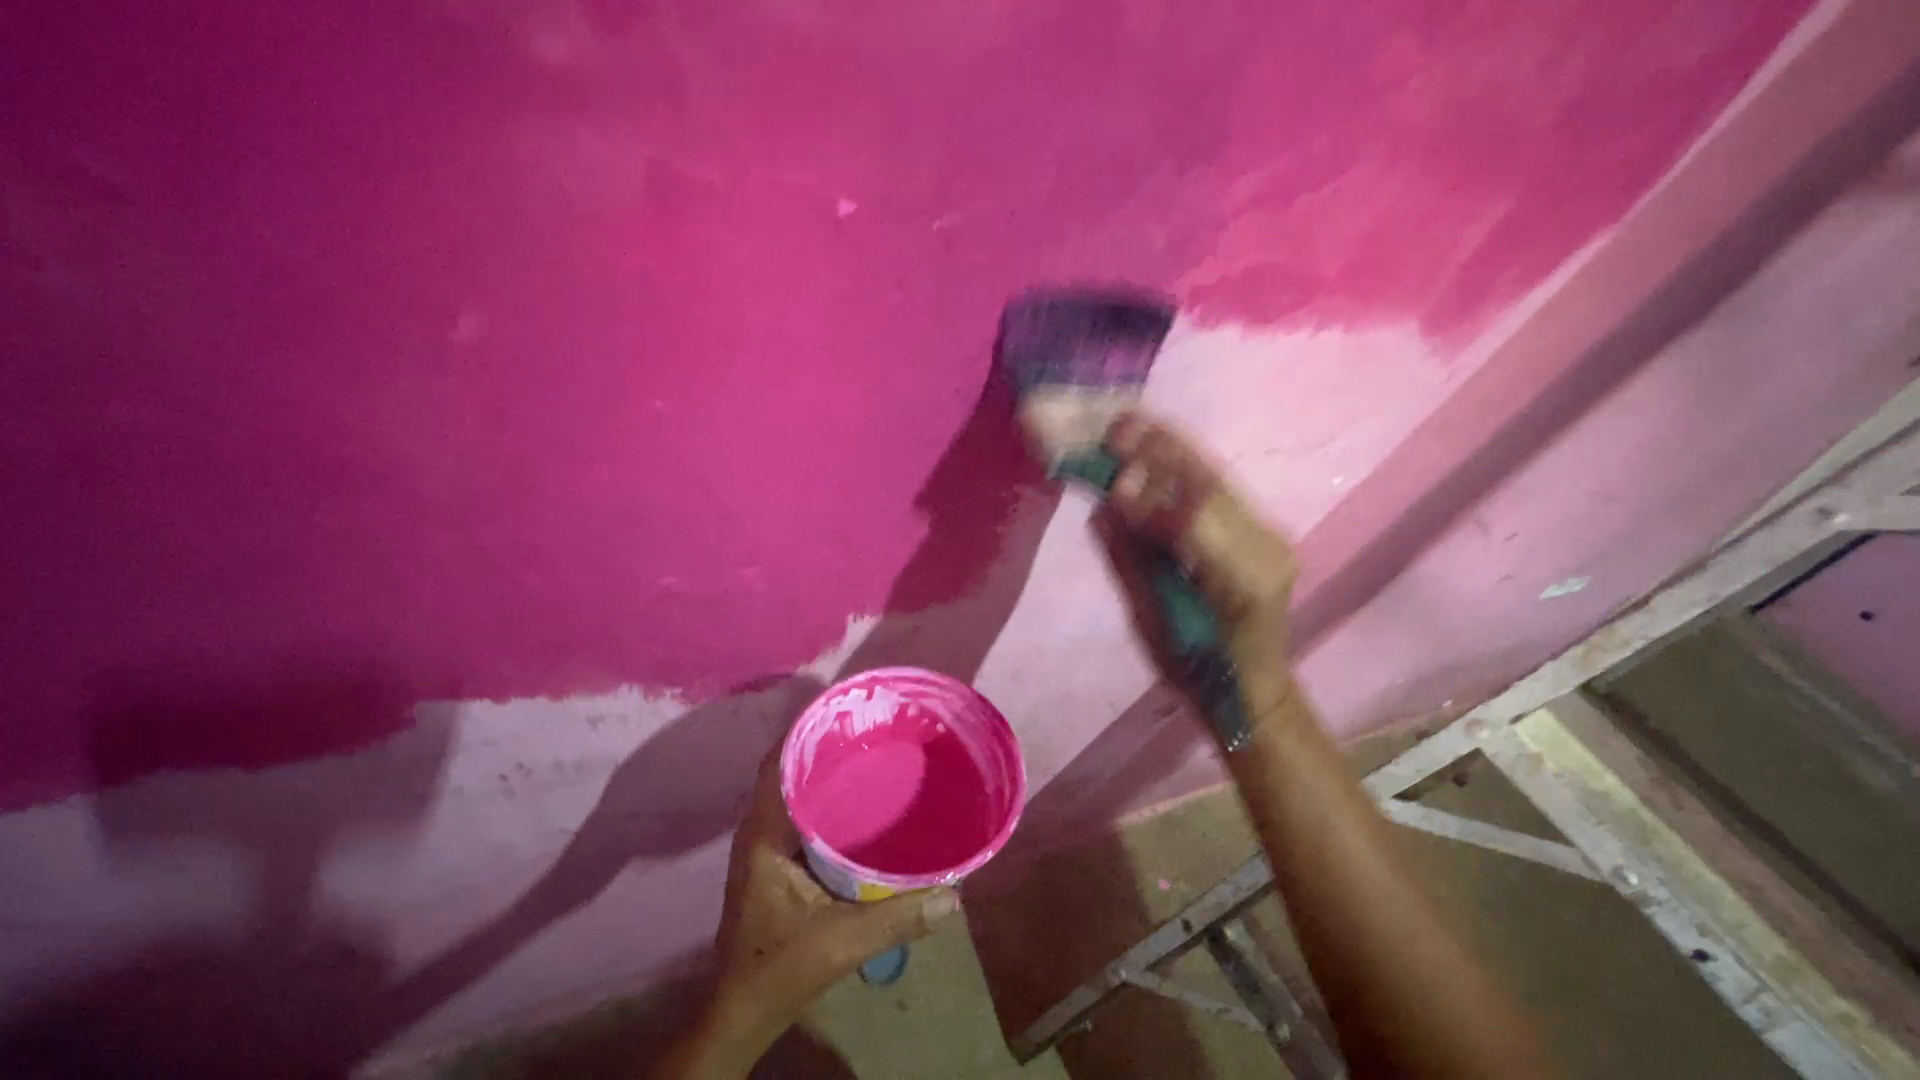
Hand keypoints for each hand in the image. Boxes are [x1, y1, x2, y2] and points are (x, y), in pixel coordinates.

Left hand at [659, 747, 959, 1077]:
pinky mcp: (774, 861)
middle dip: (826, 745)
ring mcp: (763, 845)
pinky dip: (823, 798)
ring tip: (872, 753)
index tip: (850, 711)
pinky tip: (861, 803)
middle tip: (875, 729)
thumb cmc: (781, 967)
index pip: (779, 762)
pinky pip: (799, 812)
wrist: (743, 1009)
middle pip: (788, 768)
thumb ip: (899, 917)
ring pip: (792, 790)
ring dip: (824, 771)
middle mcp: (758, 829)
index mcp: (764, 834)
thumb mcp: (844, 942)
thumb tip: (956, 895)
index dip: (809, 730)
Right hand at [1091, 413, 1299, 718]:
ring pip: (1215, 477)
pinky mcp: (1261, 527)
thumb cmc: (1197, 671)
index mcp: (1243, 581)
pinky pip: (1217, 487)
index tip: (1110, 478)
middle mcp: (1266, 546)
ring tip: (1127, 421)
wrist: (1253, 685)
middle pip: (1209, 486)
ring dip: (1169, 446)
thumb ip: (1130, 564)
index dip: (1152, 496)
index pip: (1194, 523)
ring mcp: (1268, 533)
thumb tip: (1101, 510)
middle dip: (1159, 452)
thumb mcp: (1154, 626)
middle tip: (1113, 426)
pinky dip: (1181, 462)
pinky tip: (1152, 442)